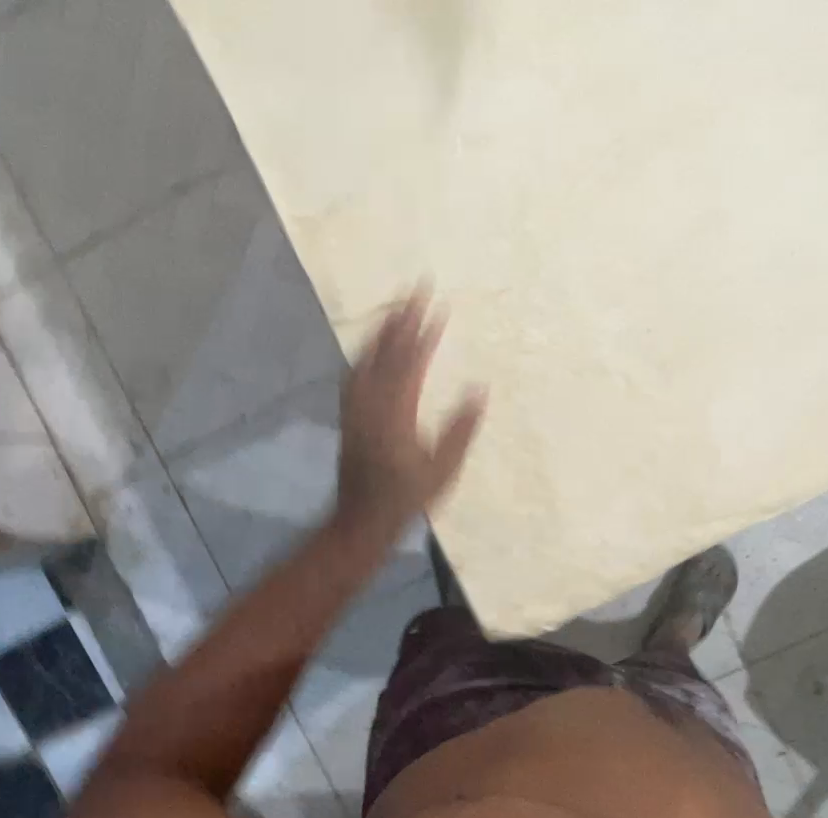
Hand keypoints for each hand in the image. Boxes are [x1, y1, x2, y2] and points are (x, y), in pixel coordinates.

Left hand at [334, 288, 485, 537]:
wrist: (362, 519)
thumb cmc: (407, 498)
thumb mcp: (443, 470)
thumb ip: (461, 429)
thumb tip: (479, 390)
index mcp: (397, 412)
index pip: (411, 361)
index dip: (424, 331)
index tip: (437, 306)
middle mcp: (371, 403)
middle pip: (386, 350)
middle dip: (401, 316)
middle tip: (416, 287)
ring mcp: (355, 408)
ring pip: (365, 357)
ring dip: (381, 329)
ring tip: (396, 307)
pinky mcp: (348, 415)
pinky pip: (354, 372)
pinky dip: (365, 351)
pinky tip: (372, 346)